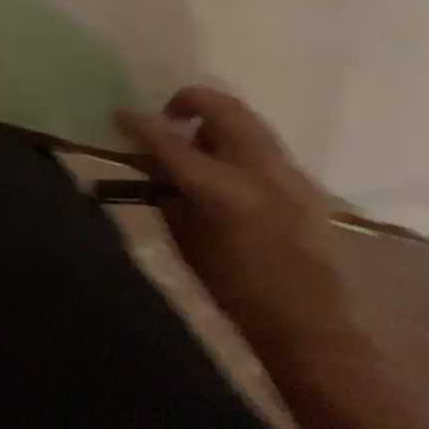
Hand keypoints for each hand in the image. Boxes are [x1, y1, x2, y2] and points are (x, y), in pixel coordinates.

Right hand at [117, 86, 358, 356]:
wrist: (310, 327)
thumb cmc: (233, 289)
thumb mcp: (185, 239)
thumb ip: (168, 192)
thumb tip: (152, 162)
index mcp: (223, 190)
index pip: (170, 142)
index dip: (139, 124)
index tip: (119, 113)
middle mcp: (261, 171)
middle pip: (224, 109)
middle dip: (191, 101)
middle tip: (169, 116)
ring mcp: (291, 175)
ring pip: (250, 122)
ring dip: (218, 122)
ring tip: (200, 147)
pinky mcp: (309, 186)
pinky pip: (266, 147)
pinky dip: (240, 146)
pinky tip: (230, 174)